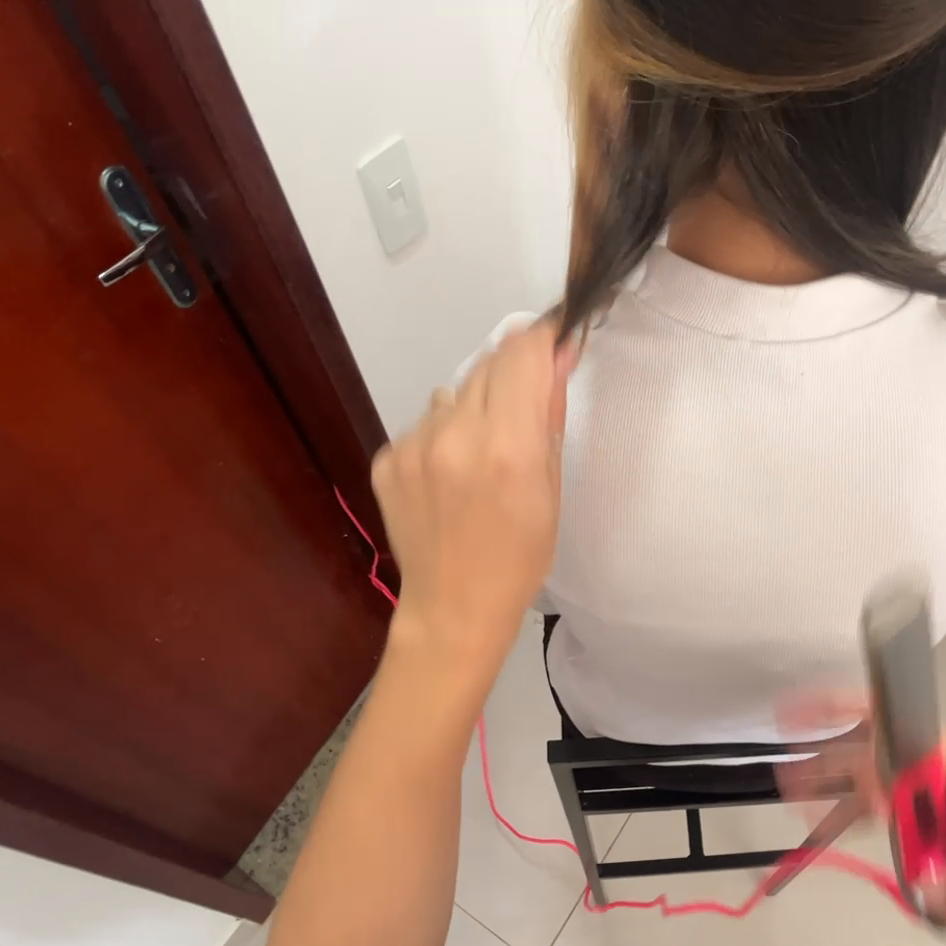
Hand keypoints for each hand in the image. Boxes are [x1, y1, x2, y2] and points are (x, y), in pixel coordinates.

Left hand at [372, 320, 576, 660]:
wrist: (453, 607)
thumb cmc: (518, 558)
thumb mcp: (551, 491)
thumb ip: (548, 416)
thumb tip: (557, 357)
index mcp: (507, 447)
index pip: (523, 352)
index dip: (543, 338)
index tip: (555, 341)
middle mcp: (455, 435)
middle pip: (487, 364)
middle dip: (512, 374)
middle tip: (523, 411)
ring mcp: (413, 446)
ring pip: (453, 394)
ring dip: (473, 407)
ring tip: (480, 457)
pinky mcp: (387, 459)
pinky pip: (424, 424)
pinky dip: (442, 436)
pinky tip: (448, 477)